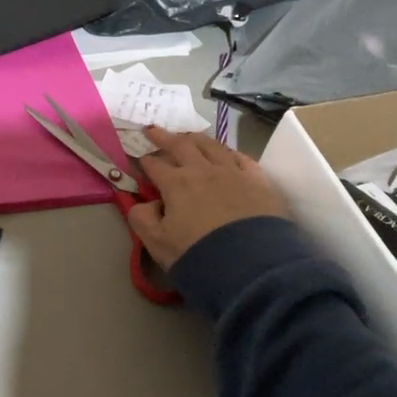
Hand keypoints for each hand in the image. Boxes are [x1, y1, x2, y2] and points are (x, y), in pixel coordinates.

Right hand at [127, 127, 290, 268]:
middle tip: (153, 130)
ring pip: (211, 145)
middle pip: (181, 145)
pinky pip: (242, 158)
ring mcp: (233, 172)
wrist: (251, 266)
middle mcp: (203, 170)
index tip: (138, 159)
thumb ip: (142, 219)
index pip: (154, 165)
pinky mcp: (258, 181)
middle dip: (164, 137)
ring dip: (195, 138)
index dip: (143, 161)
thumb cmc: (198, 255)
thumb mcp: (157, 244)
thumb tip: (144, 203)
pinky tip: (226, 154)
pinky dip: (229, 152)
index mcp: (176, 184)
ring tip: (187, 136)